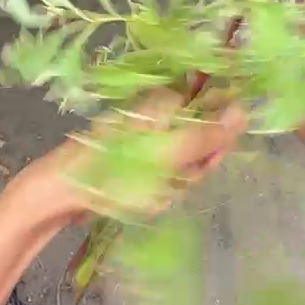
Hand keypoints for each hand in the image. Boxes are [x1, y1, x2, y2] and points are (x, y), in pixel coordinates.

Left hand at [7, 88, 246, 230]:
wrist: (59, 194)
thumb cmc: (113, 169)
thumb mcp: (166, 154)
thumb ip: (207, 136)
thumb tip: (246, 110)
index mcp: (164, 103)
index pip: (210, 117)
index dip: (212, 147)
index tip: (203, 166)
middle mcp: (156, 117)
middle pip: (197, 146)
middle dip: (188, 172)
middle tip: (168, 185)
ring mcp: (143, 142)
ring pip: (180, 168)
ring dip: (170, 188)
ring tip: (146, 195)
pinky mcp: (133, 164)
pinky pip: (160, 180)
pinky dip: (154, 194)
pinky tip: (136, 201)